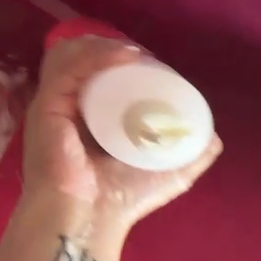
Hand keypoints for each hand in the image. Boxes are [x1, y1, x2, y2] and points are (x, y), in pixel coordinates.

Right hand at [26, 37, 221, 229]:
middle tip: (138, 53)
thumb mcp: (167, 172)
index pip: (94, 78)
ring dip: (101, 47)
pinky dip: (97, 58)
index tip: (147, 60)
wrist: (89, 213)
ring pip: (71, 59)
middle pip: (80, 64)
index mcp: (84, 117)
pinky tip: (125, 55)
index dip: (117, 63)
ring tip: (132, 51)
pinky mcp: (47, 104)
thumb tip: (213, 135)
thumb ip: (189, 154)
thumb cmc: (121, 196)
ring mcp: (53, 103)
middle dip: (106, 50)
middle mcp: (66, 106)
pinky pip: (68, 71)